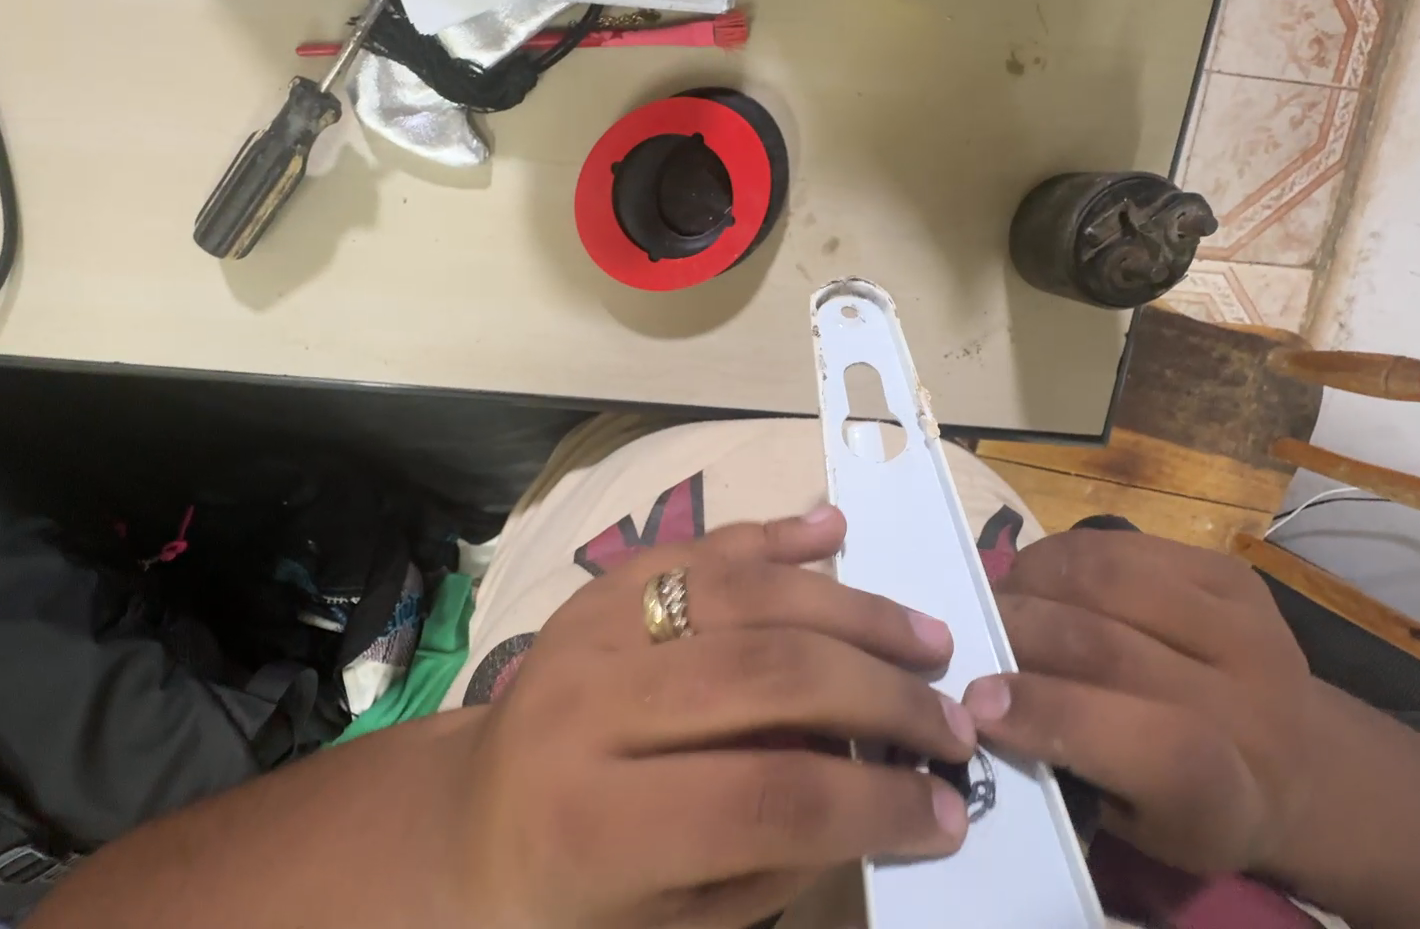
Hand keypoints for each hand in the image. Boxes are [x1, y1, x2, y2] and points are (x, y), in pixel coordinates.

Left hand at [440, 508, 976, 928]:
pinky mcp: (599, 587)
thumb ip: (773, 856)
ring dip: (851, 611)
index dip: (875, 804)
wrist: (468, 819)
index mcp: (592, 821)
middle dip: (882, 697)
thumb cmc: (566, 896)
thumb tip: (877, 779)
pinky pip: (701, 549)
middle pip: (765, 675)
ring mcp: (590, 629)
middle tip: (951, 721)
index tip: (950, 809)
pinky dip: (775, 537)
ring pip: (745, 595)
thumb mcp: (669, 924)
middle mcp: (587, 706)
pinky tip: (834, 530)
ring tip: (925, 638)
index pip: (765, 798)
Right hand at [963, 528, 1335, 875]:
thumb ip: (1062, 768)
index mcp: (1230, 794)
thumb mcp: (1133, 826)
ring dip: (1032, 582)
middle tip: (970, 634)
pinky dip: (1061, 556)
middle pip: (1107, 646)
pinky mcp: (1230, 574)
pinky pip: (1120, 545)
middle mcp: (1252, 705)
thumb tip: (978, 696)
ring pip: (1106, 579)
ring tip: (1005, 599)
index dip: (1053, 717)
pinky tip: (1043, 579)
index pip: (1151, 748)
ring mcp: (1247, 626)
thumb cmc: (1192, 806)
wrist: (1299, 763)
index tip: (977, 700)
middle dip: (1016, 632)